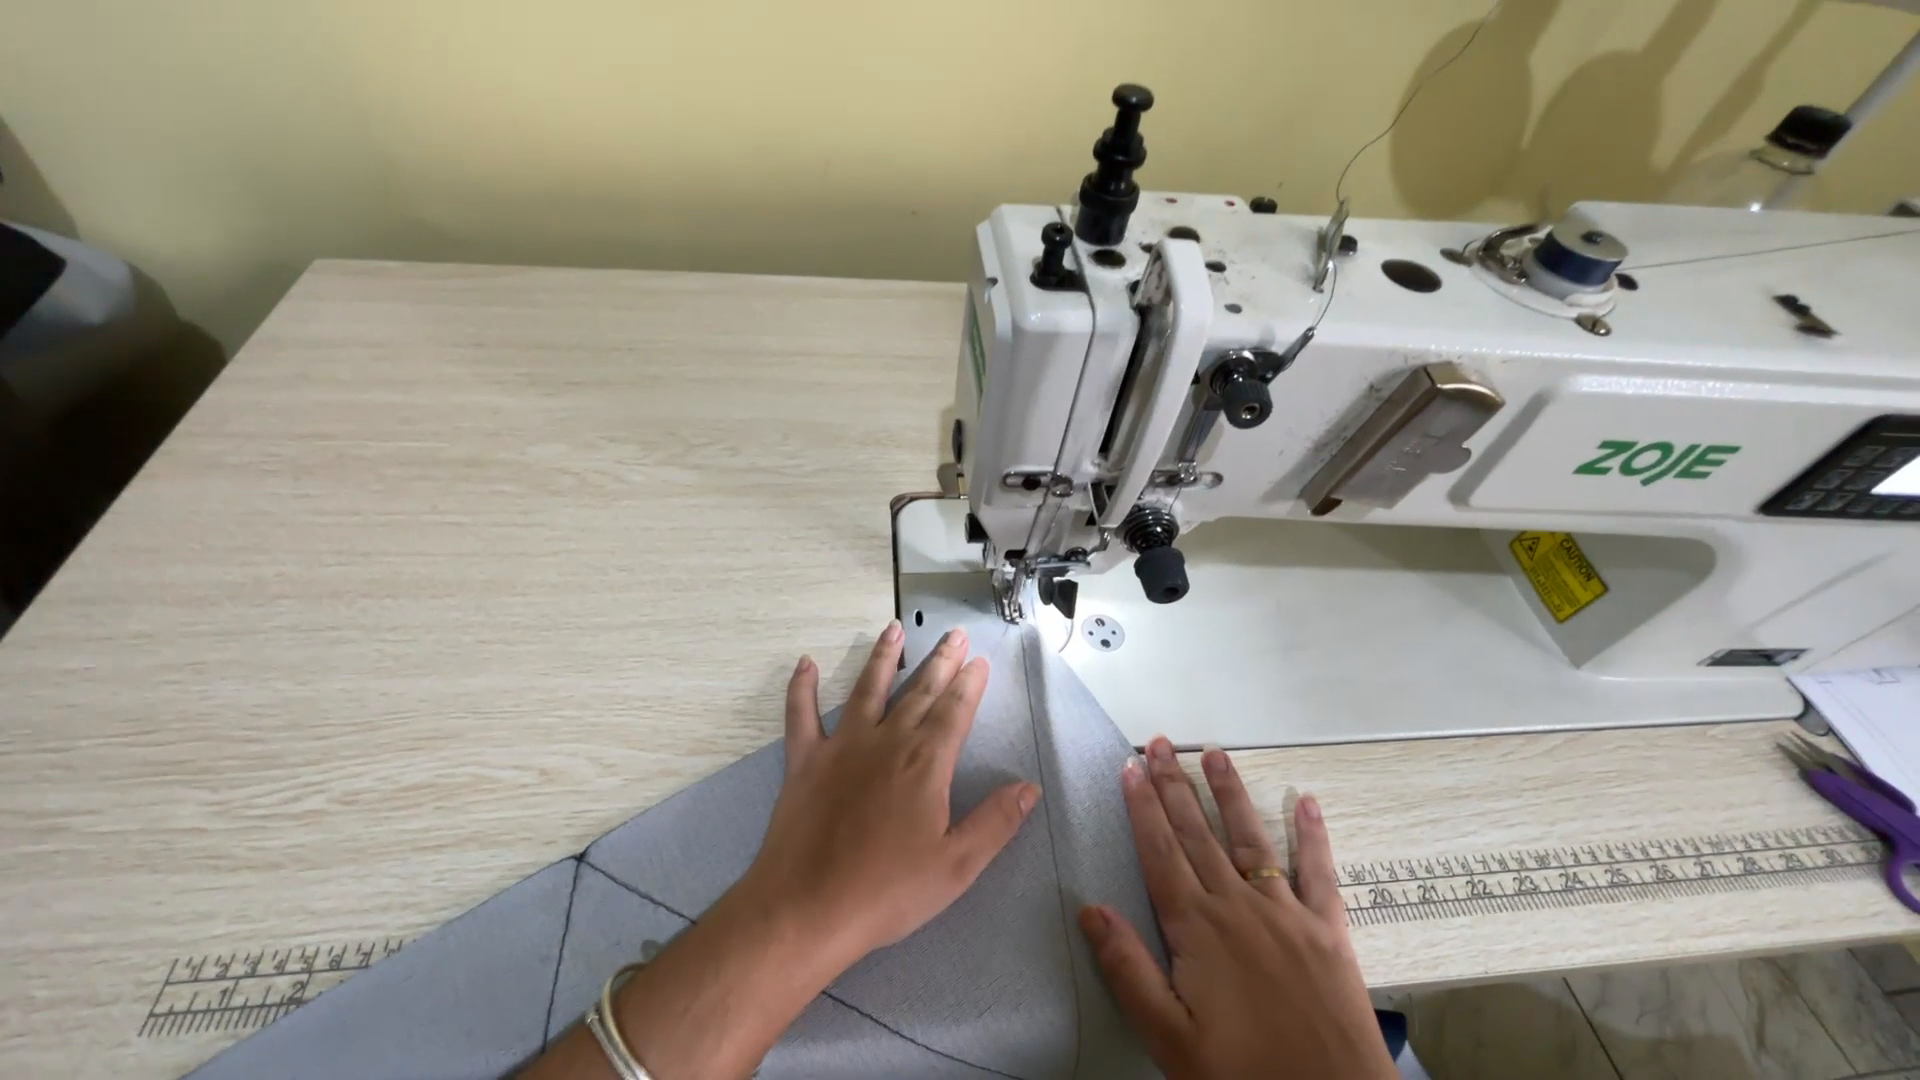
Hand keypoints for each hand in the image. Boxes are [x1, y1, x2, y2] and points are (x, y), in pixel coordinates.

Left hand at [520, 621, 1038, 1079]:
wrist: (806, 908)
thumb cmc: (887, 891)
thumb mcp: (956, 866)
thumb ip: (995, 821)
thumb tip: (1029, 786)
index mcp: (925, 763)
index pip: (954, 711)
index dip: (969, 684)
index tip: (979, 661)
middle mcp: (886, 742)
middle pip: (919, 691)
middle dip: (940, 661)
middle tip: (954, 634)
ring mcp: (841, 747)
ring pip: (866, 689)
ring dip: (883, 658)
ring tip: (893, 629)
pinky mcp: (805, 761)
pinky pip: (801, 715)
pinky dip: (802, 688)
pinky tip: (805, 664)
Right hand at [1080, 738, 1394, 1079]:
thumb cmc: (1242, 1076)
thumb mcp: (1168, 1035)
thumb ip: (1128, 968)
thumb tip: (1089, 908)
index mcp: (1196, 928)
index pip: (1159, 851)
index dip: (1141, 807)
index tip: (1129, 767)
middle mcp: (1237, 906)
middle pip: (1197, 833)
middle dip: (1174, 785)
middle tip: (1159, 744)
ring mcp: (1286, 912)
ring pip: (1249, 838)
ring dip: (1229, 793)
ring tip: (1215, 754)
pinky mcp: (1328, 929)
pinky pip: (1318, 871)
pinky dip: (1312, 834)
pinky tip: (1306, 800)